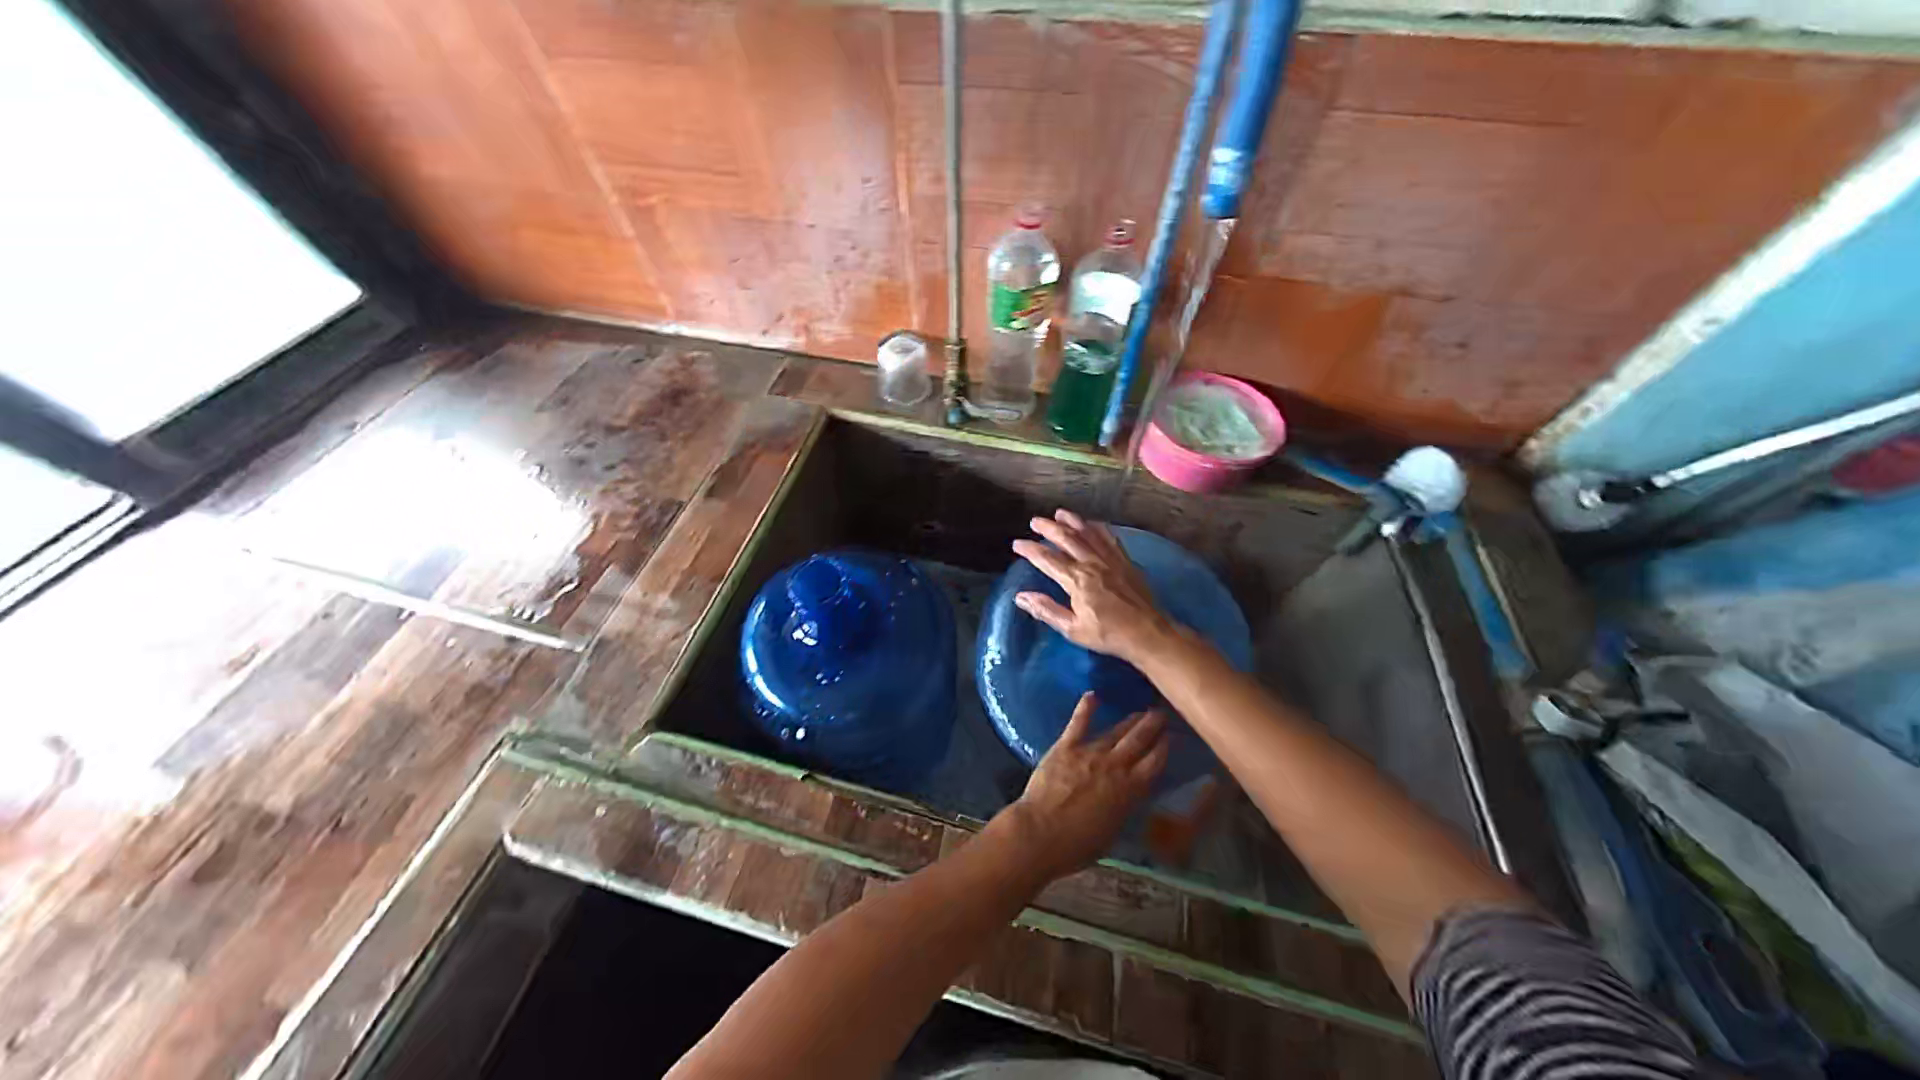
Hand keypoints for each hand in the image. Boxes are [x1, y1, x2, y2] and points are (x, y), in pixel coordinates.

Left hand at [996, 693, 1168, 878]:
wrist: (1041, 833)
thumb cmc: (1077, 844)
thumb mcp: (1113, 831)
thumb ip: (1124, 807)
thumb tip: (1129, 795)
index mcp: (1130, 790)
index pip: (1154, 763)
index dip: (1164, 747)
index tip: (1172, 735)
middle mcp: (1114, 766)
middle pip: (1139, 741)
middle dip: (1152, 725)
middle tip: (1161, 712)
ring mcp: (1090, 753)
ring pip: (1115, 731)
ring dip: (1130, 720)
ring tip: (1141, 710)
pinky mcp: (1065, 747)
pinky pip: (1078, 723)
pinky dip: (1086, 708)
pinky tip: (1092, 694)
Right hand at [1011, 509, 1173, 663]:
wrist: (1147, 633)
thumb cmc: (1108, 634)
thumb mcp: (1072, 629)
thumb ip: (1046, 610)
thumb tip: (1021, 596)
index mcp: (1076, 580)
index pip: (1047, 559)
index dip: (1030, 549)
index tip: (1017, 544)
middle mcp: (1092, 563)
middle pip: (1067, 538)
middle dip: (1048, 528)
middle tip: (1035, 521)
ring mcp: (1110, 560)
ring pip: (1088, 533)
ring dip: (1072, 521)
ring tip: (1059, 513)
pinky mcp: (1125, 561)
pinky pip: (1109, 537)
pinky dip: (1097, 527)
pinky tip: (1091, 523)